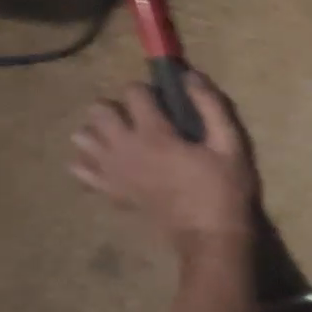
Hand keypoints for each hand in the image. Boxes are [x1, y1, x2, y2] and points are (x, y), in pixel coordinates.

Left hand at [70, 74, 258, 253]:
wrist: (209, 235)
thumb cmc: (225, 188)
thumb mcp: (230, 144)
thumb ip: (211, 107)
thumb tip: (190, 76)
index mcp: (155, 134)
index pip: (133, 92)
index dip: (149, 91)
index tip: (165, 102)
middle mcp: (124, 148)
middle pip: (98, 110)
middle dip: (119, 108)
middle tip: (143, 120)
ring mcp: (113, 172)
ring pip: (83, 137)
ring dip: (101, 132)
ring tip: (125, 139)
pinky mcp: (110, 192)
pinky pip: (81, 170)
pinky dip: (90, 161)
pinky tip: (111, 163)